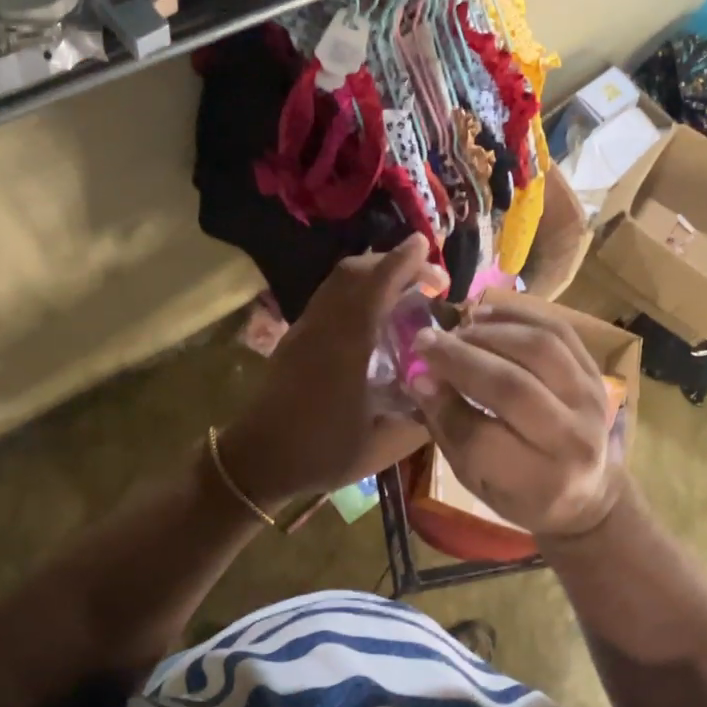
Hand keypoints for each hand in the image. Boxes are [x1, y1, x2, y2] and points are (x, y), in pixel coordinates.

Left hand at [219, 235, 447, 503]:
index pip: (376, 286)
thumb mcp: (382, 446)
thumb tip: (449, 389)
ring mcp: (304, 330)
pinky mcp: (294, 339)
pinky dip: (355, 291)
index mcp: (346, 345)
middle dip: (391, 263)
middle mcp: (323, 326)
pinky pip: (328, 297)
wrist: (257, 462)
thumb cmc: (321, 453)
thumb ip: (421, 416)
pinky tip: (373, 316)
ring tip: (404, 293)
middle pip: (353, 272)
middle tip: (426, 280)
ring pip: (336, 282)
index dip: (403, 262)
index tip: (426, 245)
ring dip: (371, 275)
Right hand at [408, 303, 625, 538]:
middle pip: (514, 387)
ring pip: (540, 349)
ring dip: (489, 333)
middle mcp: (573, 441)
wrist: (589, 493)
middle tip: (425, 341)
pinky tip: (484, 316)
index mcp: (539, 483)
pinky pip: (560, 331)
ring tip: (457, 331)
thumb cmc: (522, 494)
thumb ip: (450, 431)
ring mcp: (591, 402)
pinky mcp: (597, 374)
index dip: (443, 404)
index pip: (482, 439)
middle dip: (461, 359)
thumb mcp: (478, 480)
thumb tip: (421, 378)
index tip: (416, 377)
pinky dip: (518, 316)